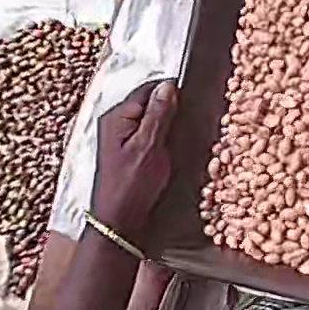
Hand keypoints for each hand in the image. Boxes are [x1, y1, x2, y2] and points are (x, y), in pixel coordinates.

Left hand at [91, 79, 177, 243]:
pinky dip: (163, 138)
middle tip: (191, 119)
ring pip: (151, 121)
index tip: (193, 99)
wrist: (120, 223)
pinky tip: (174, 149)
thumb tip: (169, 86)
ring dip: (168, 125)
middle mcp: (115, 124)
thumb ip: (159, 115)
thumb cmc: (132, 185)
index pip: (148, 90)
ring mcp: (121, 139)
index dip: (171, 92)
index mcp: (117, 117)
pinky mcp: (128, 154)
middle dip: (171, 109)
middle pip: (149, 104)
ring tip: (184, 134)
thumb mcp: (149, 146)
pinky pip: (149, 136)